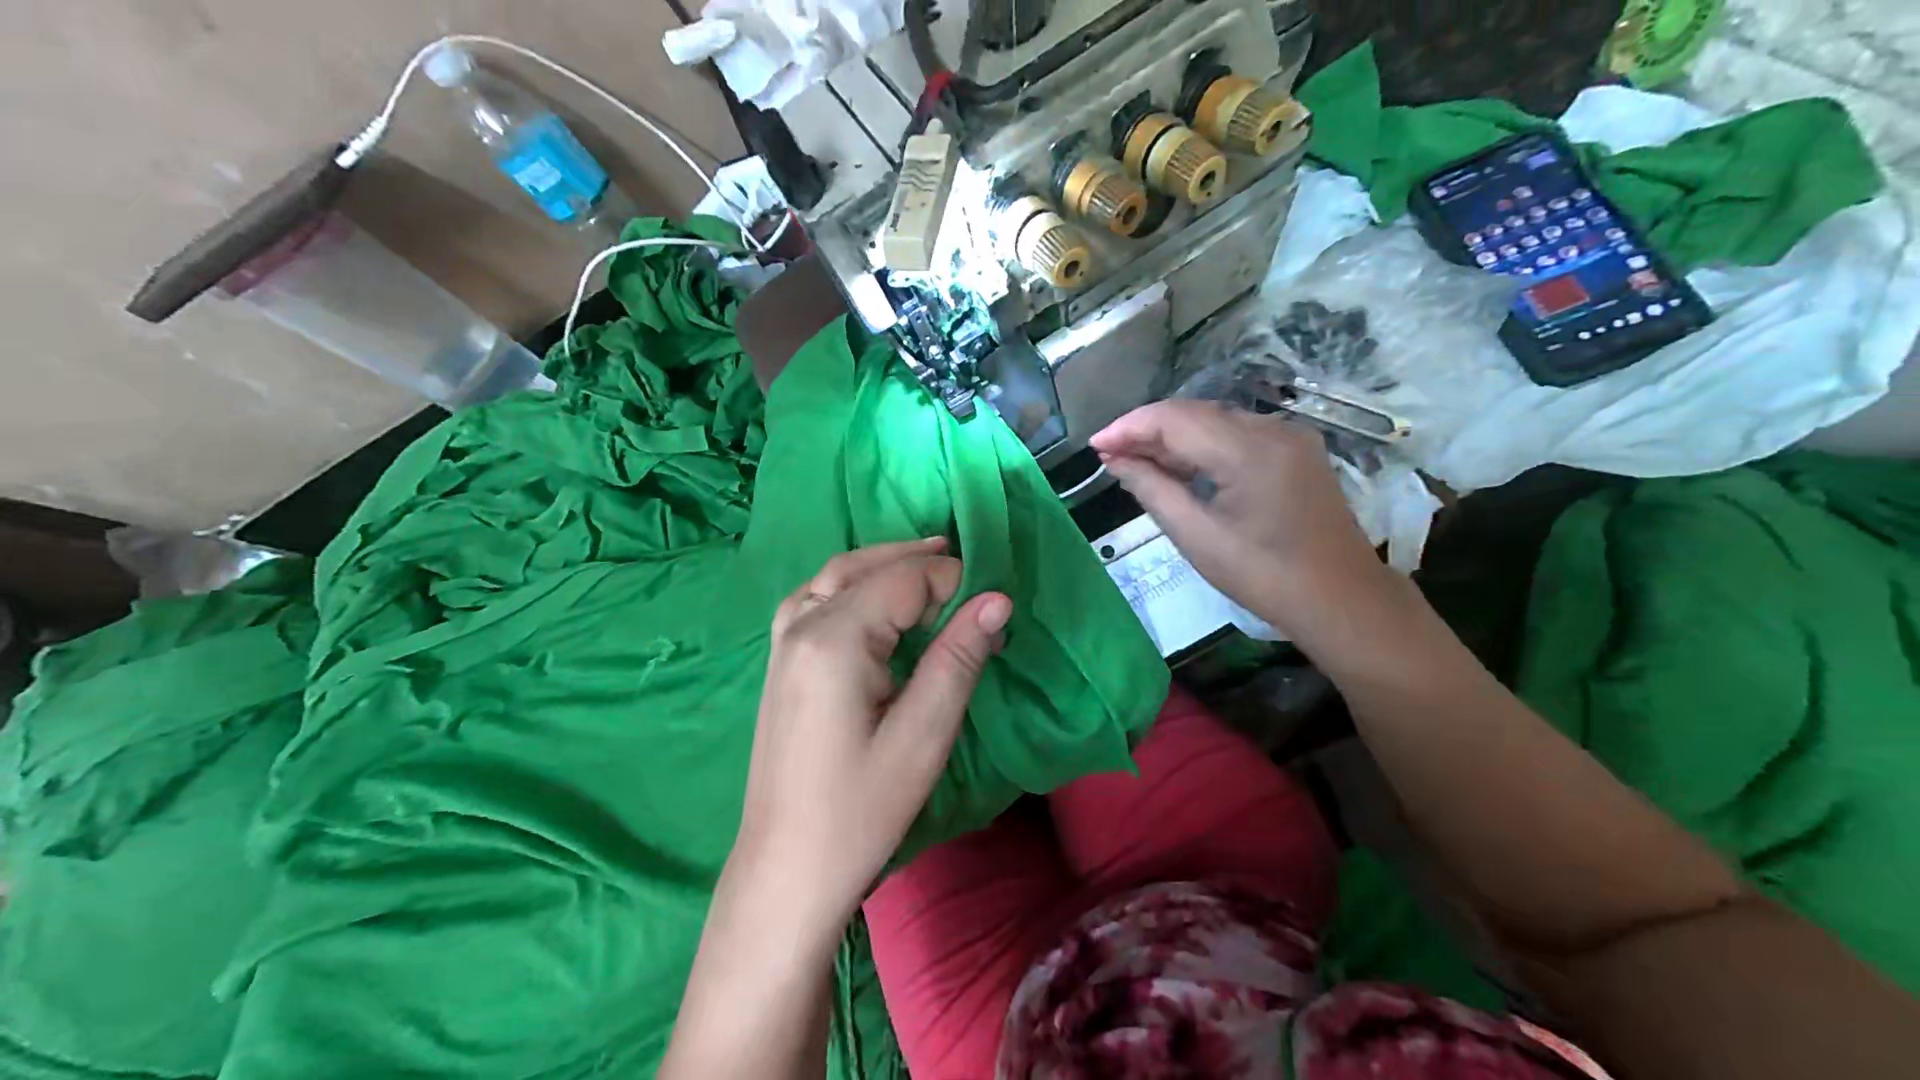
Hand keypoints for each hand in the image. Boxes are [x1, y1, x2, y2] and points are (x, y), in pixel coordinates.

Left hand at [732, 538, 1011, 929]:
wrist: (785, 871)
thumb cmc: (859, 811)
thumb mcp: (922, 736)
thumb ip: (957, 659)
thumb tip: (996, 600)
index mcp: (834, 638)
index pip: (903, 580)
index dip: (952, 581)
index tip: (991, 605)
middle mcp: (801, 625)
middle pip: (864, 567)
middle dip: (916, 562)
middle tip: (966, 567)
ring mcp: (781, 643)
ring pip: (834, 577)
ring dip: (881, 565)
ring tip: (926, 566)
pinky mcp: (778, 663)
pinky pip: (813, 598)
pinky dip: (849, 584)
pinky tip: (869, 599)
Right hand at [1090, 400, 1387, 632]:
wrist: (1342, 599)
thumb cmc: (1264, 576)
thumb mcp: (1196, 536)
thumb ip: (1151, 489)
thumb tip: (1116, 461)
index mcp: (1248, 451)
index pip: (1174, 418)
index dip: (1128, 427)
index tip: (1095, 447)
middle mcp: (1272, 429)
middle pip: (1194, 412)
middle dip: (1147, 430)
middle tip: (1109, 455)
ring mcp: (1289, 437)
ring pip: (1215, 421)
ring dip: (1172, 437)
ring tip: (1134, 460)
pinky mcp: (1295, 450)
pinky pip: (1237, 435)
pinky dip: (1201, 445)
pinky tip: (1177, 465)